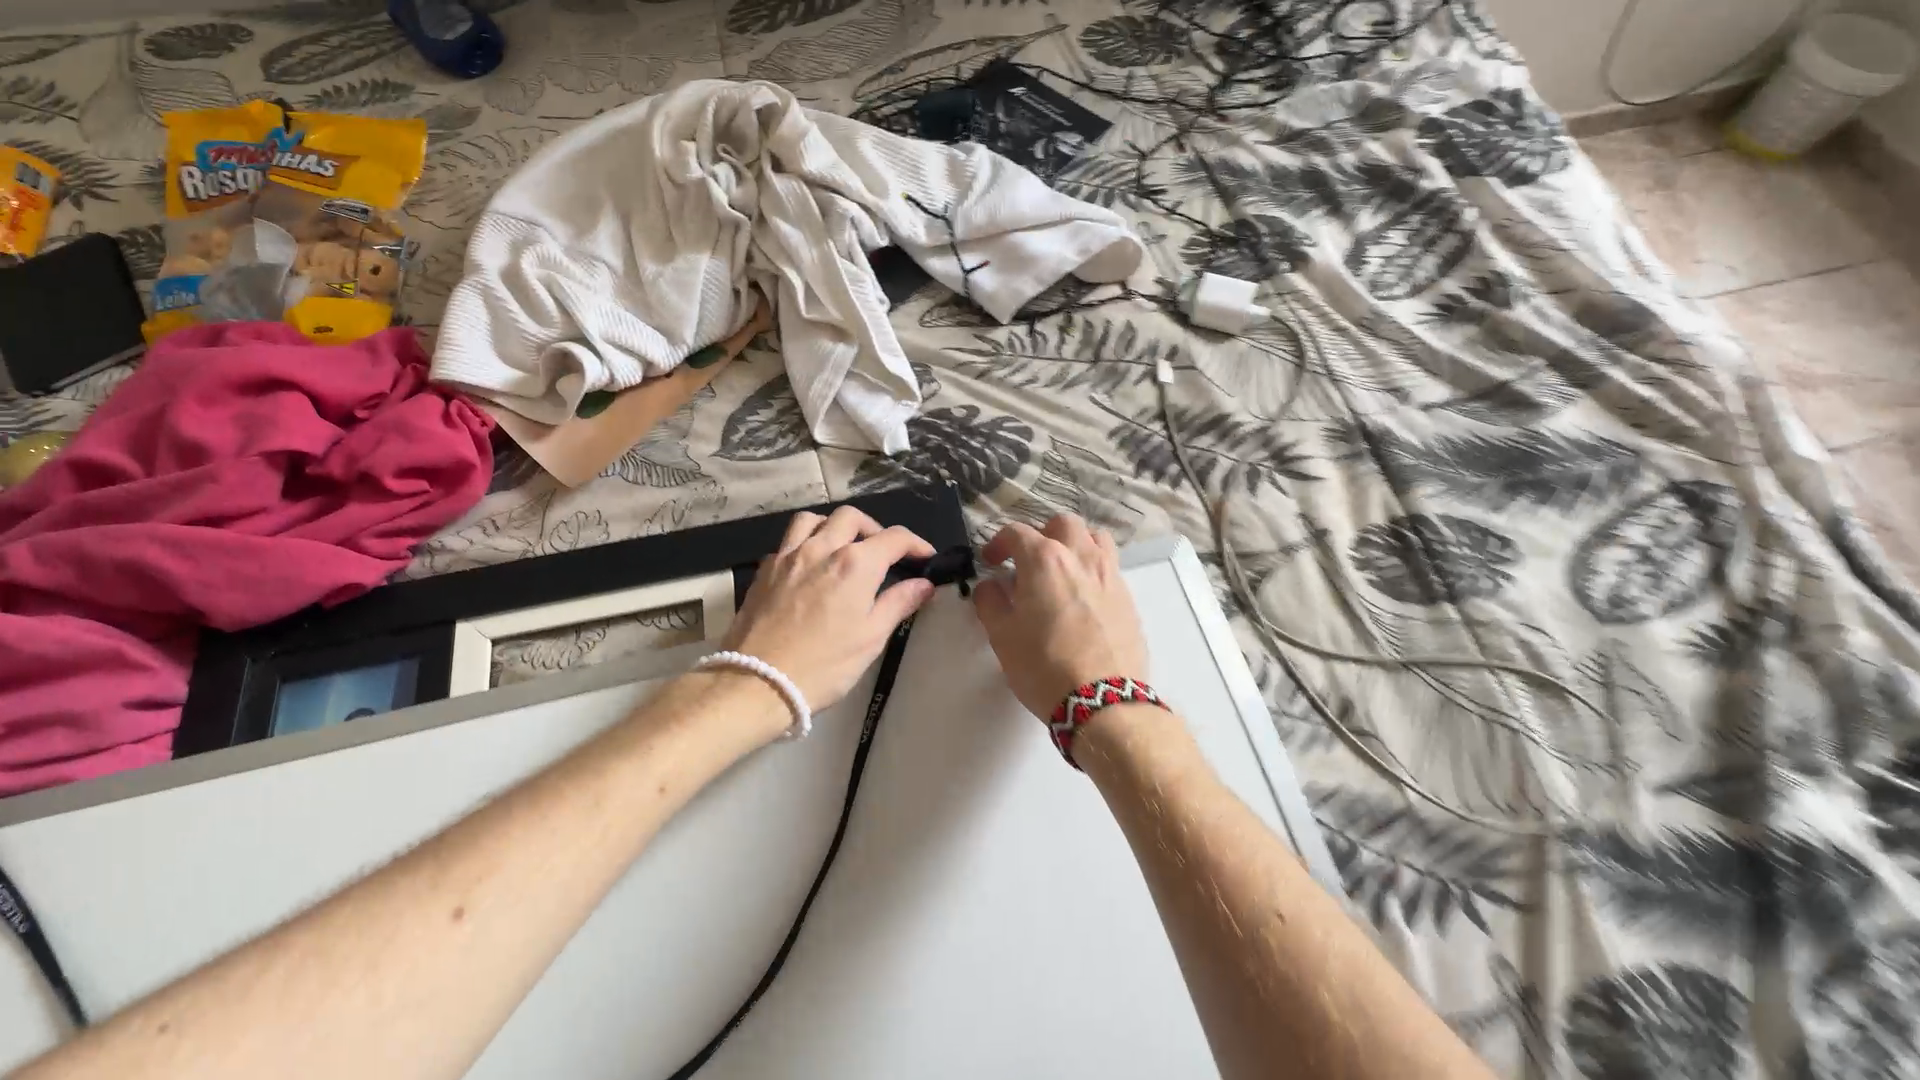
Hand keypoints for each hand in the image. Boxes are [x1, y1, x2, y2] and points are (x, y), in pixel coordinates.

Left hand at [722, 506, 937, 710]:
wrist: (757, 683)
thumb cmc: (824, 666)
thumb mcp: (871, 638)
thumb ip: (898, 604)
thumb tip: (923, 584)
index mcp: (855, 564)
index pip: (894, 538)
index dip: (916, 544)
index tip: (925, 557)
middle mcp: (821, 548)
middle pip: (852, 518)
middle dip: (874, 529)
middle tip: (883, 554)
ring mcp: (788, 556)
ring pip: (813, 519)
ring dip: (834, 526)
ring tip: (842, 549)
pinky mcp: (764, 570)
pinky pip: (788, 542)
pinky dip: (804, 545)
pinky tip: (809, 569)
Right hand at [972, 515, 1146, 720]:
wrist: (1103, 700)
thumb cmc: (1044, 666)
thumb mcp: (1002, 636)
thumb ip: (991, 602)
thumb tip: (991, 586)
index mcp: (1045, 559)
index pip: (1017, 533)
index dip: (998, 543)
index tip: (991, 562)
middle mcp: (1082, 557)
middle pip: (1063, 524)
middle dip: (1041, 535)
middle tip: (1027, 562)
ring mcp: (1111, 575)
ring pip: (1095, 539)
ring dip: (1074, 545)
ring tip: (1061, 572)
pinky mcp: (1129, 599)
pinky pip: (1109, 568)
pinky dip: (1092, 571)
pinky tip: (1082, 599)